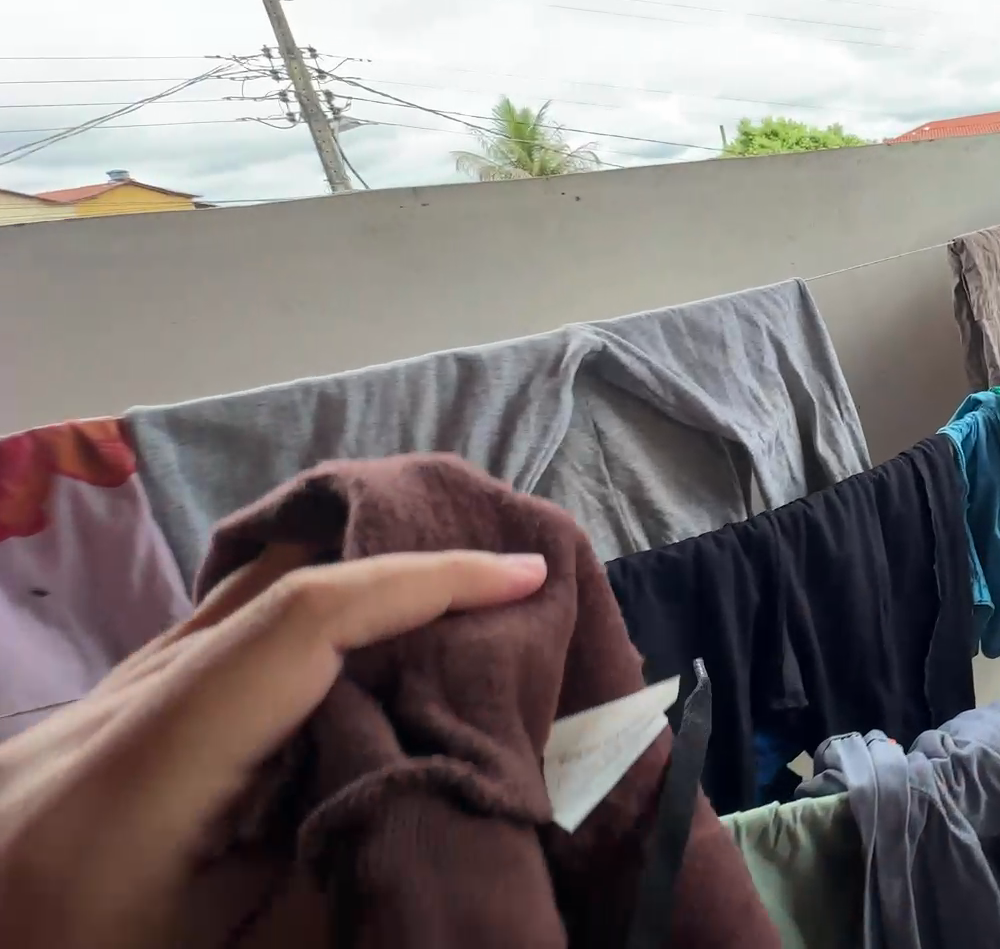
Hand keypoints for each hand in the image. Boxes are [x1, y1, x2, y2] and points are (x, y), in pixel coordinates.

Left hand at [0, 546, 547, 948]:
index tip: (526, 575)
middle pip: (275, 586)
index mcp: (121, 792)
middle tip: (509, 573)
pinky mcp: (92, 722)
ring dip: (367, 581)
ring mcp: (77, 717)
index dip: (429, 579)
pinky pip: (224, 630)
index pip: (302, 622)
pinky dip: (318, 613)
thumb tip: (471, 731)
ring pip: (246, 596)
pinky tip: (375, 630)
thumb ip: (376, 830)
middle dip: (409, 564)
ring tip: (461, 586)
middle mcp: (82, 729)